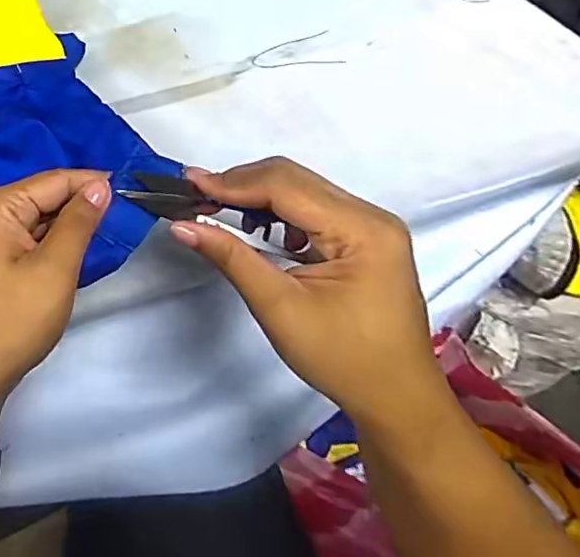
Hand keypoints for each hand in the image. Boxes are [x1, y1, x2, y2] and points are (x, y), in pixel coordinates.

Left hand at [0, 171, 111, 498]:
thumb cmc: (12, 319)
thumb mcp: (54, 269)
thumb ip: (79, 222)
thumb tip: (100, 186)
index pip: (54, 180)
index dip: (92, 183)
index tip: (131, 191)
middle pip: (45, 195)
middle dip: (82, 203)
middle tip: (126, 215)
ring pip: (40, 216)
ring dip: (71, 223)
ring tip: (110, 231)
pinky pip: (31, 235)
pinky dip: (55, 240)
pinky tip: (78, 248)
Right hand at [168, 158, 443, 424]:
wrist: (397, 400)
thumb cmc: (343, 358)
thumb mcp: (279, 307)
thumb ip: (230, 257)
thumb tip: (182, 224)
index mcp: (362, 231)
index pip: (284, 187)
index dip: (232, 183)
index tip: (188, 184)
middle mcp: (371, 216)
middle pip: (291, 178)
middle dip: (239, 184)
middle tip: (196, 195)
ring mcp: (369, 223)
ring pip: (298, 185)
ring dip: (253, 193)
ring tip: (215, 207)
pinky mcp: (362, 234)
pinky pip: (308, 203)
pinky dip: (273, 207)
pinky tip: (252, 224)